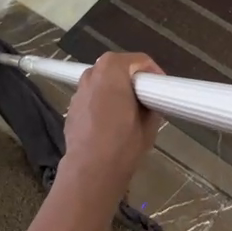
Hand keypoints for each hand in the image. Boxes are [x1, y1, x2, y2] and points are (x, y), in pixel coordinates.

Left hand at [60, 53, 164, 193]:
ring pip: (101, 82)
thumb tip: (148, 101)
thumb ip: (150, 103)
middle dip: (131, 77)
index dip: (152, 71)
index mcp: (112, 71)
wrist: (91, 170)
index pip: (137, 60)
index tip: (160, 87)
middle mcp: (91, 75)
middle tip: (145, 94)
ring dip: (114, 89)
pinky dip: (102, 102)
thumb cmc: (124, 143)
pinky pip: (91, 97)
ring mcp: (78, 92)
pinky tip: (110, 121)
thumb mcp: (149, 123)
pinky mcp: (71, 109)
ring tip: (127, 108)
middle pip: (115, 67)